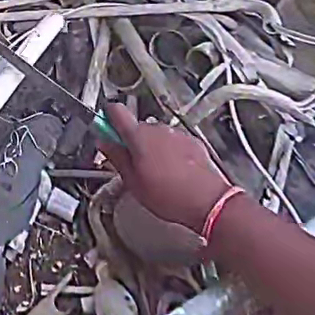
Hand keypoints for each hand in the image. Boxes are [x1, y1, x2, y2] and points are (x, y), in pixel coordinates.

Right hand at [99, 104, 233, 232]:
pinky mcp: (193, 143)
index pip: (115, 111)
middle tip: (132, 164)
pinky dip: (170, 152)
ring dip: (152, 147)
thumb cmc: (169, 195)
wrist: (210, 204)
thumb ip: (115, 157)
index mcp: (138, 135)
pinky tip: (173, 173)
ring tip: (155, 173)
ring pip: (156, 135)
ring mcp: (177, 134)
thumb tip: (104, 143)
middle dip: (131, 141)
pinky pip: (174, 142)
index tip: (106, 131)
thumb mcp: (132, 181)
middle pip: (136, 126)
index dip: (107, 118)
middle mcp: (157, 129)